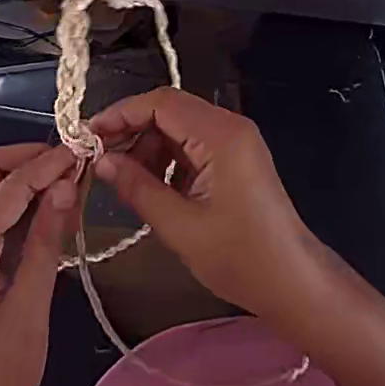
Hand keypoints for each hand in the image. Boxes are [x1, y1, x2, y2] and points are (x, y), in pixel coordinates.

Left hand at [0, 143, 80, 385]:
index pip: (8, 187)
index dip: (46, 164)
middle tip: (72, 159)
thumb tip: (66, 185)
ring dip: (28, 176)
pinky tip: (52, 204)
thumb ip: (46, 243)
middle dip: (30, 157)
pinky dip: (23, 202)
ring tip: (70, 177)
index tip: (82, 150)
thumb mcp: (28, 313)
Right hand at [90, 88, 329, 318]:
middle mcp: (229, 125)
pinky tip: (153, 186)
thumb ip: (138, 188)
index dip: (122, 113)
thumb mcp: (181, 227)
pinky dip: (168, 158)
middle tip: (102, 158)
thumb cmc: (241, 258)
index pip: (161, 102)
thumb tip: (102, 160)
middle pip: (169, 109)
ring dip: (149, 146)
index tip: (90, 134)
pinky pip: (192, 142)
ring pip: (178, 125)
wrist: (294, 283)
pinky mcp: (234, 154)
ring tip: (127, 180)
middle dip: (132, 130)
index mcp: (220, 134)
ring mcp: (234, 138)